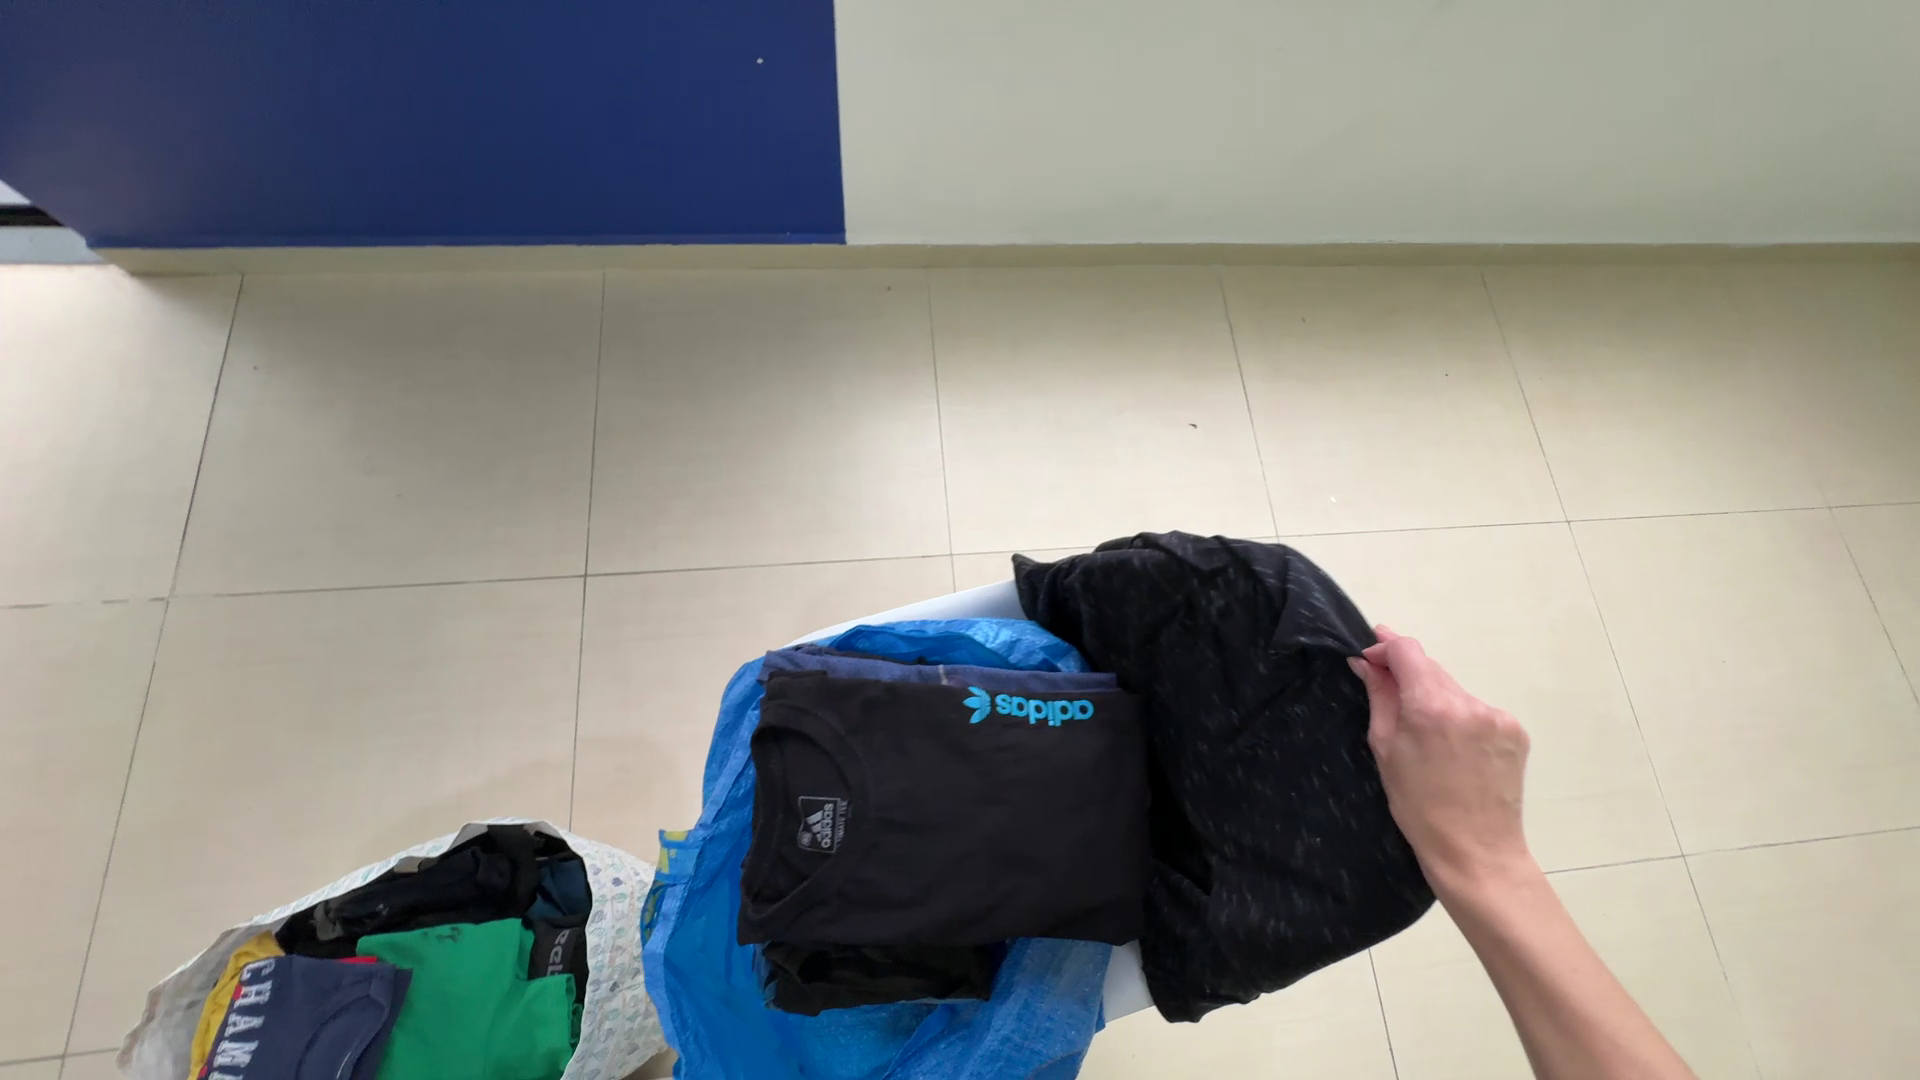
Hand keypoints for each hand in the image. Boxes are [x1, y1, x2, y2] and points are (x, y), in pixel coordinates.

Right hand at [1348, 626, 1533, 899]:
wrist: (1475, 849)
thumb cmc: (1416, 802)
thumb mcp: (1384, 746)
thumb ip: (1379, 696)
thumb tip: (1366, 663)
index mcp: (1432, 706)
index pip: (1407, 650)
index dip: (1385, 647)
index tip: (1369, 658)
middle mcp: (1470, 703)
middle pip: (1430, 667)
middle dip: (1405, 673)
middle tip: (1383, 690)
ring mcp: (1498, 717)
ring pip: (1452, 688)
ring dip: (1431, 695)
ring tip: (1419, 729)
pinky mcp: (1515, 731)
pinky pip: (1474, 708)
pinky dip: (1455, 714)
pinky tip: (1448, 744)